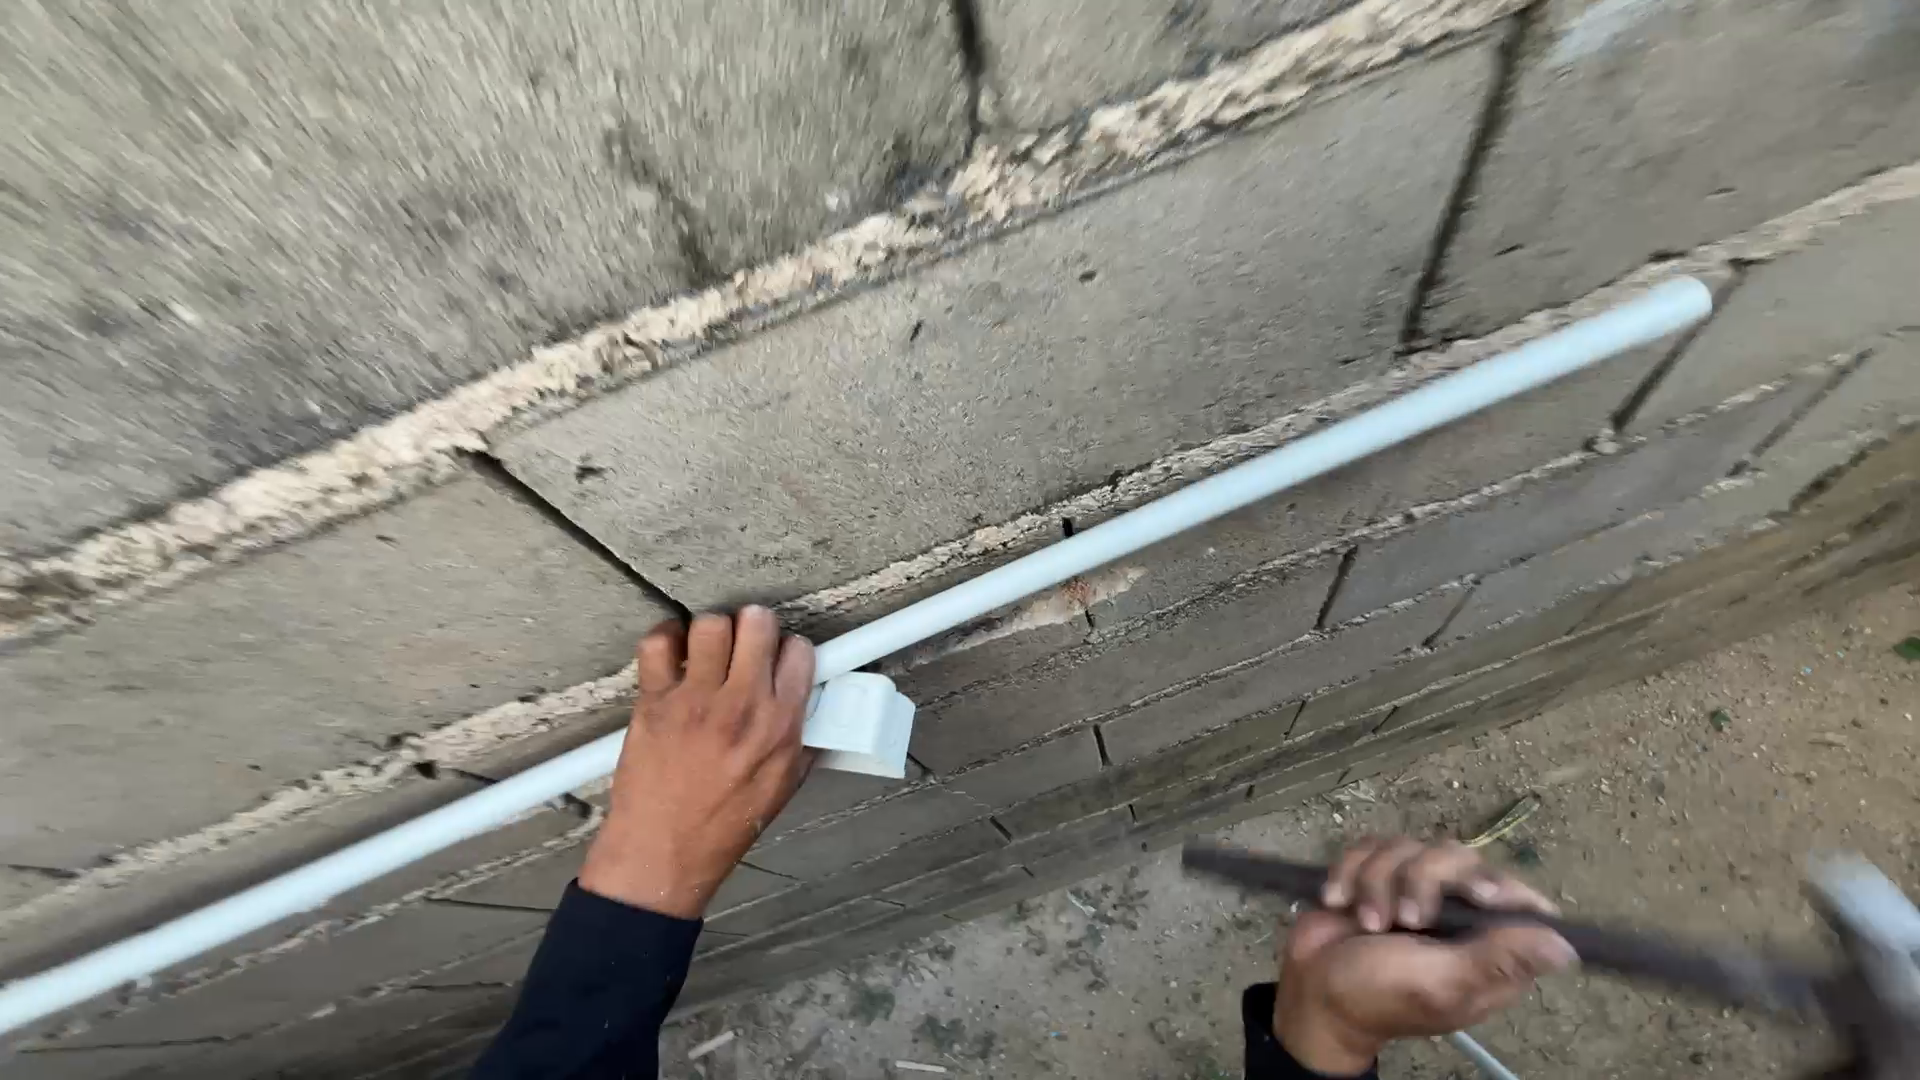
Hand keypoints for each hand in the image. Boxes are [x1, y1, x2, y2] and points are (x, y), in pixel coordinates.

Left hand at [578, 607, 815, 918]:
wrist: (663, 854)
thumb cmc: (725, 823)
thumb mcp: (785, 782)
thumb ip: (802, 735)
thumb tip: (811, 700)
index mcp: (780, 724)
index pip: (800, 650)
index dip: (790, 648)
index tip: (779, 656)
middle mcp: (742, 705)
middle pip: (758, 623)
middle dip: (755, 624)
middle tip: (746, 640)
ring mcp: (695, 700)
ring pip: (710, 625)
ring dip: (713, 631)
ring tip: (709, 649)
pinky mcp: (655, 703)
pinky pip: (659, 644)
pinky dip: (665, 639)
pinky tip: (673, 654)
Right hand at [1272, 837, 1575, 1075]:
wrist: (1311, 988)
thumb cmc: (1378, 995)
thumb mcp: (1440, 983)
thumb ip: (1496, 960)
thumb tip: (1567, 947)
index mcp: (1486, 946)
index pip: (1514, 894)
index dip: (1495, 883)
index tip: (1474, 894)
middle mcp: (1454, 912)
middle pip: (1453, 856)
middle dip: (1418, 880)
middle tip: (1403, 919)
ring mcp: (1409, 889)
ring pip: (1404, 846)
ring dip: (1374, 882)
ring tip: (1364, 921)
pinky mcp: (1370, 875)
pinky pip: (1365, 847)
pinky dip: (1348, 872)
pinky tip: (1338, 900)